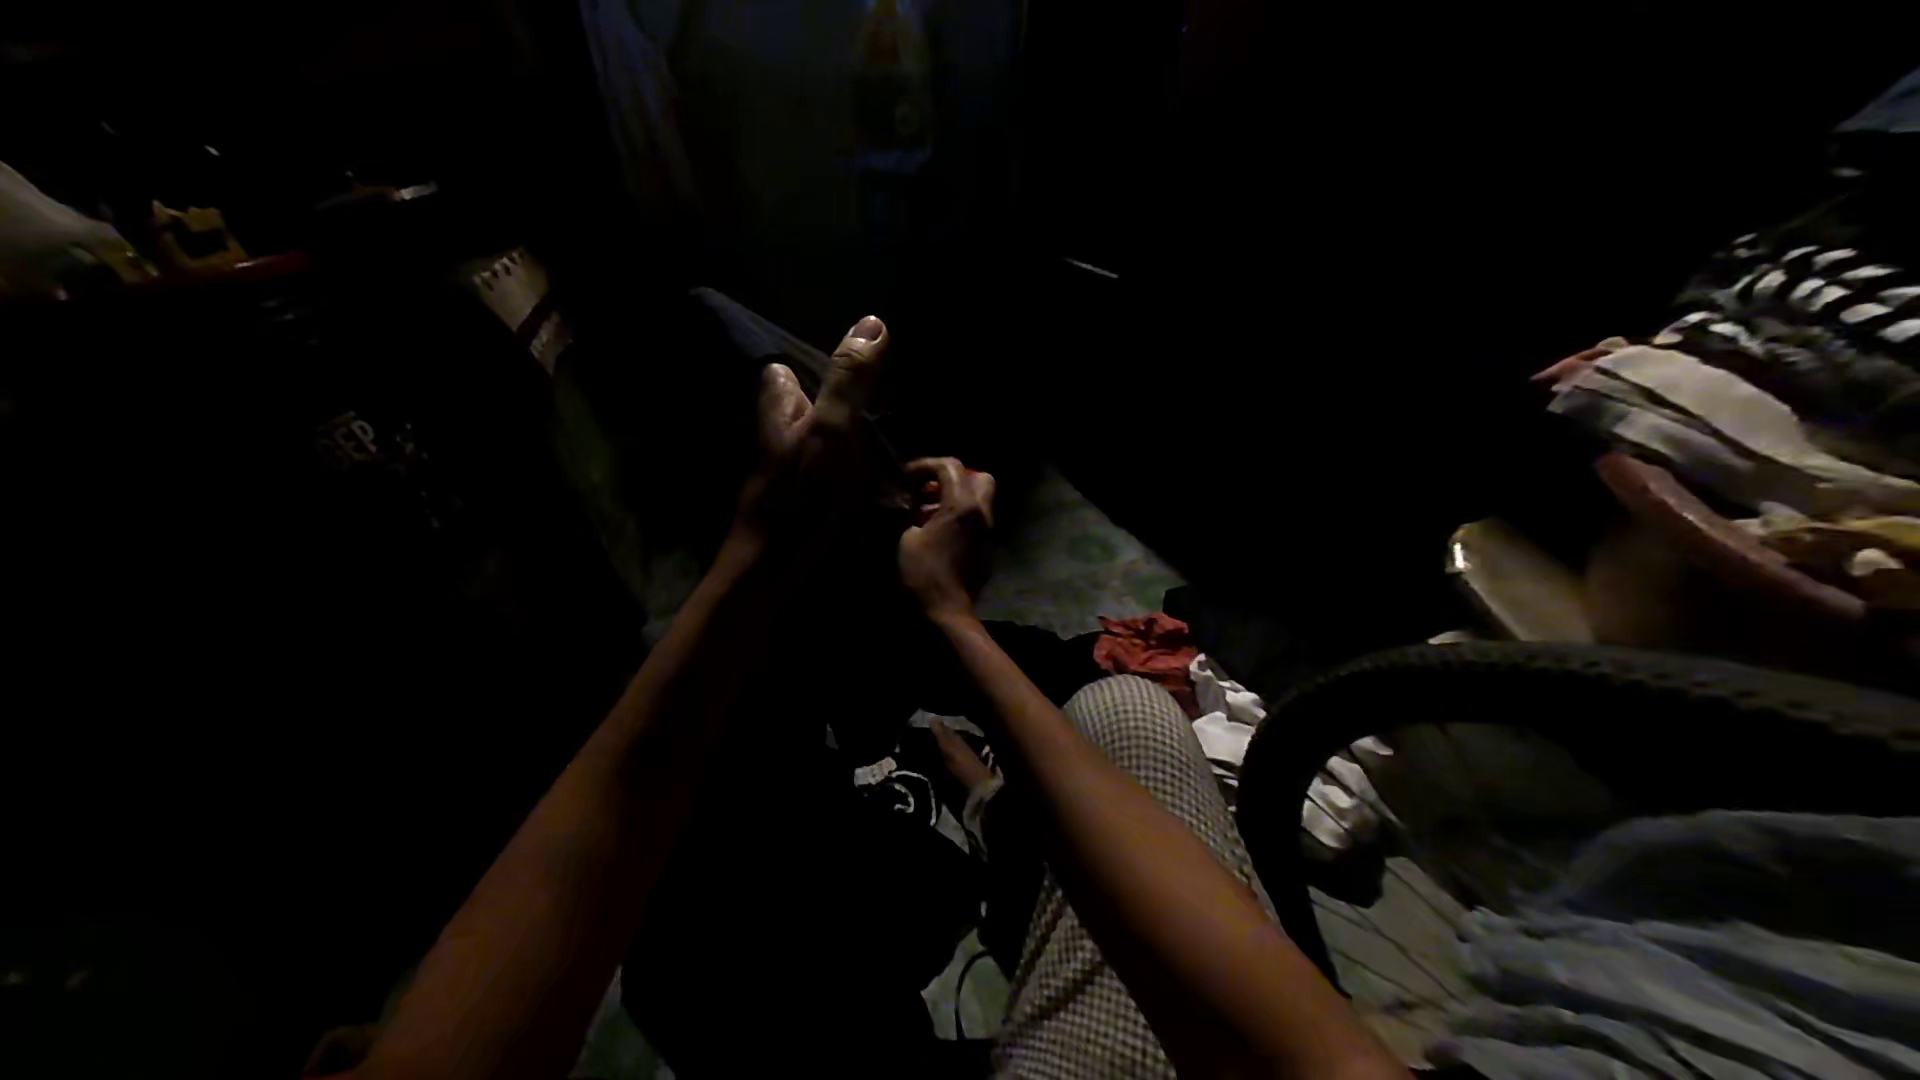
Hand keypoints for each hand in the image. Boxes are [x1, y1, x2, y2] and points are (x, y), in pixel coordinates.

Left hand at [731, 315, 889, 553]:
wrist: (775, 583)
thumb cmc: (801, 502)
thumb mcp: (831, 432)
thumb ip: (850, 380)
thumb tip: (873, 322)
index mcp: (778, 413)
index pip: (785, 372)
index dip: (813, 364)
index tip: (855, 366)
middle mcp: (779, 440)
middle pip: (808, 408)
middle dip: (840, 406)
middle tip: (885, 407)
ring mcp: (791, 476)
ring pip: (823, 445)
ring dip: (853, 445)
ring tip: (890, 447)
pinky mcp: (805, 507)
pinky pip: (833, 480)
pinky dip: (854, 478)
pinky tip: (879, 487)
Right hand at [898, 457, 995, 621]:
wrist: (947, 614)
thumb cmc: (923, 575)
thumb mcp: (904, 538)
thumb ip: (905, 512)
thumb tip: (902, 501)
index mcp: (962, 506)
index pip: (950, 466)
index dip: (925, 465)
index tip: (906, 477)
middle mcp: (982, 514)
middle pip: (978, 477)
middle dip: (952, 478)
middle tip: (928, 492)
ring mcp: (988, 533)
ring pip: (980, 500)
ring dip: (955, 499)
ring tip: (927, 516)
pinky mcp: (987, 549)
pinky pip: (977, 522)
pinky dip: (960, 518)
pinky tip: (938, 536)